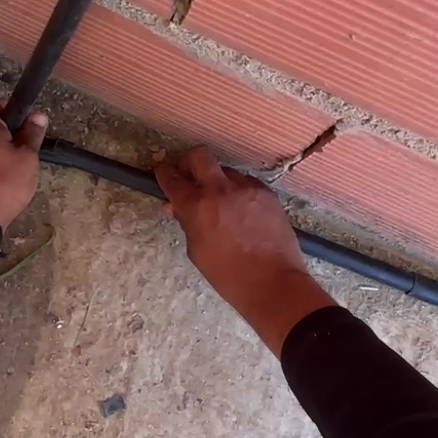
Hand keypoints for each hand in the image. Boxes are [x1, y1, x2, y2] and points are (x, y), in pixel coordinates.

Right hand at [154, 146, 335, 355]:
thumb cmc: (228, 275)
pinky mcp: (266, 193)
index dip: (164, 172)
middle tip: (188, 176)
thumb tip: (176, 206)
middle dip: (188, 161)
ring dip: (217, 181)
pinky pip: (246, 183)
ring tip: (220, 203)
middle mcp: (221, 190)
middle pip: (199, 156)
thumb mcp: (197, 250)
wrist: (274, 282)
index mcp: (197, 206)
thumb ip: (186, 222)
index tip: (162, 171)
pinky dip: (238, 192)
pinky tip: (241, 211)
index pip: (172, 178)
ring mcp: (246, 188)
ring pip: (225, 171)